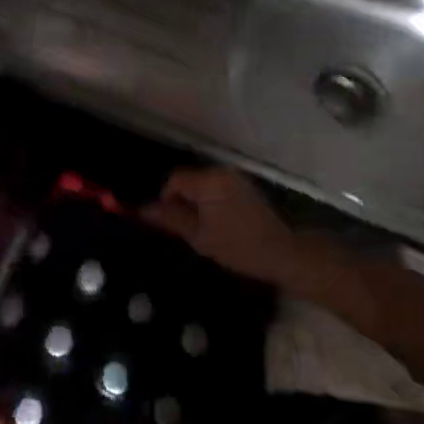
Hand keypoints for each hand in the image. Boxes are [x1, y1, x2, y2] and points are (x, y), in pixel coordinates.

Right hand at [140, 167, 306, 285]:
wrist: (280, 252)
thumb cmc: (237, 247)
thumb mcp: (199, 236)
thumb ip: (171, 219)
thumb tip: (143, 209)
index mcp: (208, 181)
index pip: (175, 180)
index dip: (167, 200)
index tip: (173, 223)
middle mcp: (221, 171)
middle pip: (189, 179)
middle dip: (183, 201)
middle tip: (188, 229)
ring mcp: (235, 176)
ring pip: (202, 184)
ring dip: (197, 201)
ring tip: (204, 228)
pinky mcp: (244, 184)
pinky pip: (217, 186)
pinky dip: (211, 200)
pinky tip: (220, 223)